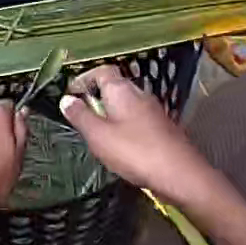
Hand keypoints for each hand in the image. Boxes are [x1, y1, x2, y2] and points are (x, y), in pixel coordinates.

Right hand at [60, 65, 217, 204]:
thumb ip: (80, 116)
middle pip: (114, 86)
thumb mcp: (98, 135)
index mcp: (122, 91)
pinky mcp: (161, 127)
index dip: (83, 79)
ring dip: (109, 112)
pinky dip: (123, 124)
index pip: (102, 71)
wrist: (179, 173)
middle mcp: (140, 94)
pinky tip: (119, 144)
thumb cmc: (134, 151)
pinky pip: (136, 118)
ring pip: (126, 104)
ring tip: (96, 132)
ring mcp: (153, 111)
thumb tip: (66, 99)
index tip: (70, 94)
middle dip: (95, 97)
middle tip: (80, 115)